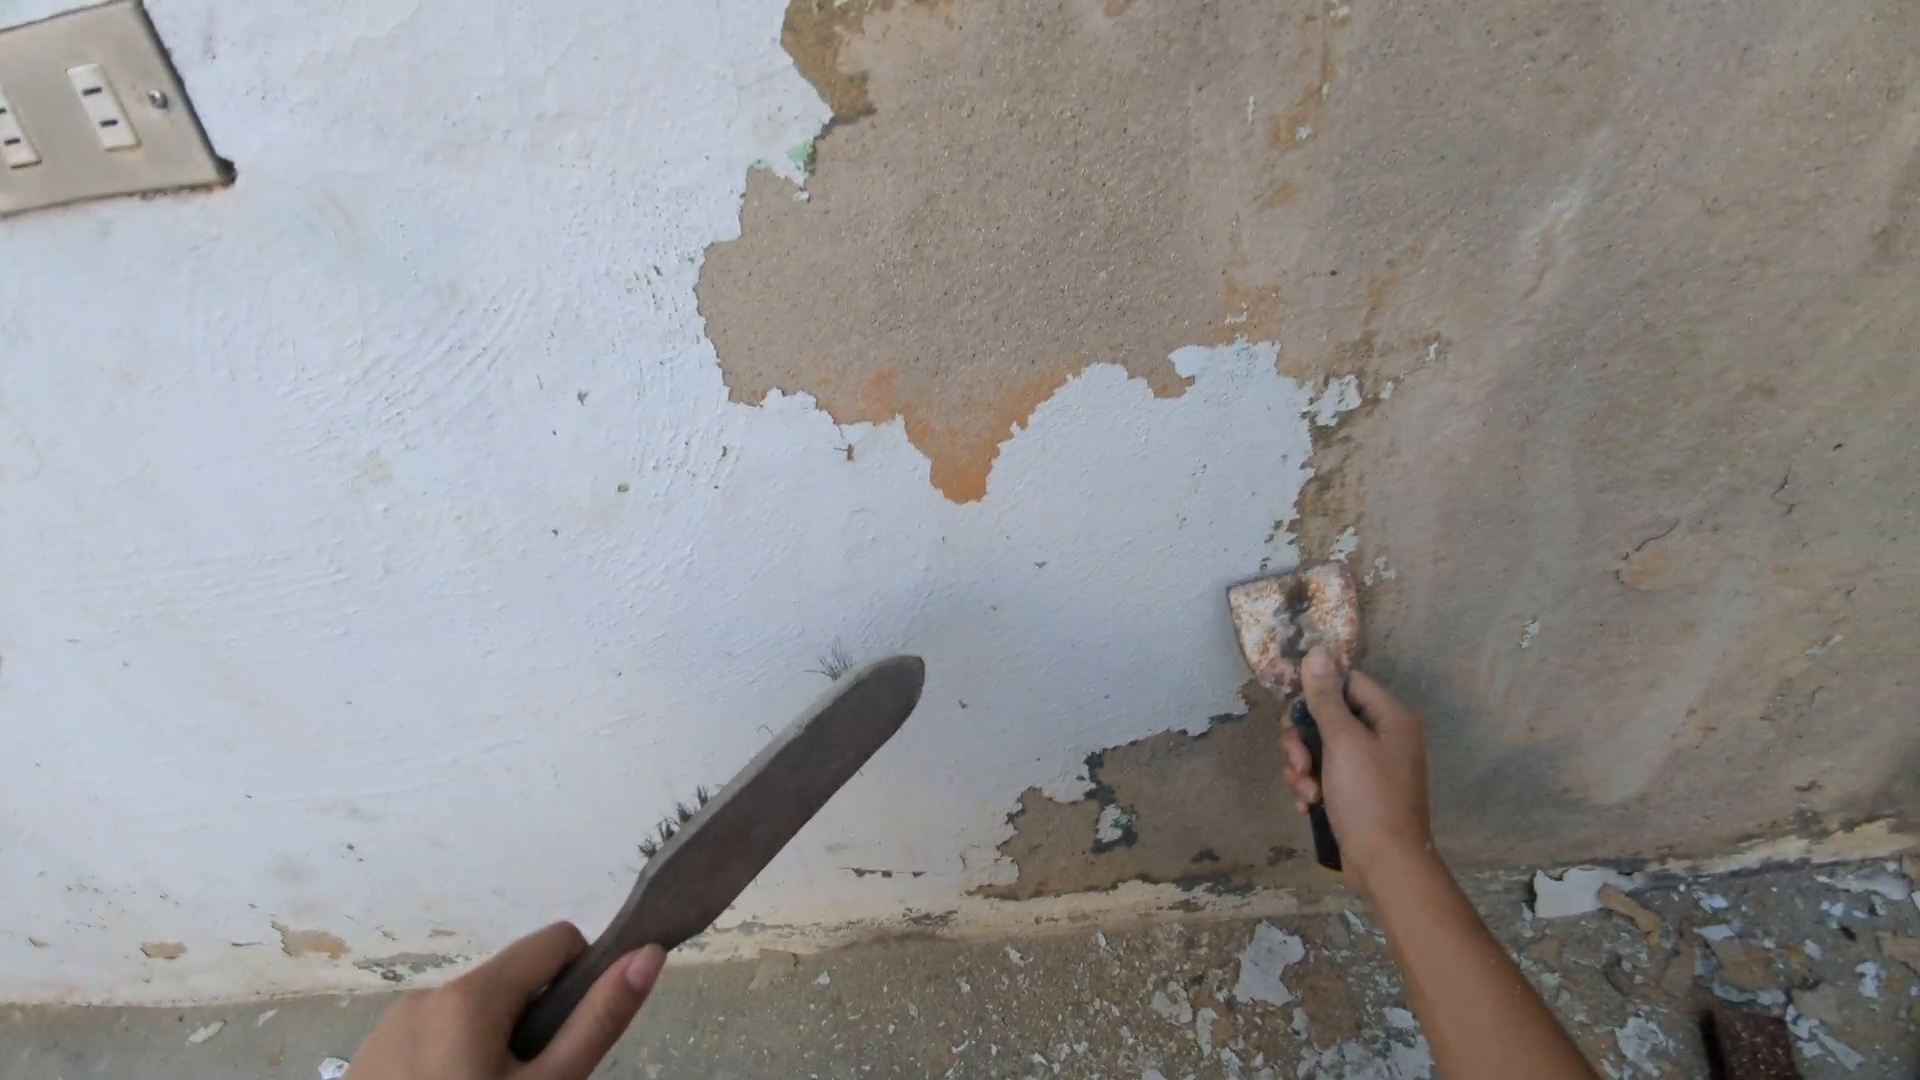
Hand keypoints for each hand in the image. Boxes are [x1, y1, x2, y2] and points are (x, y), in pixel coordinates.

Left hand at [346, 922, 665, 1079]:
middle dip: (534, 1022)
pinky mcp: (362, 1063)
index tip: (571, 1039)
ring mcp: (386, 1030)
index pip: (558, 940)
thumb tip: (650, 952)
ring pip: (476, 1011)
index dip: (581, 979)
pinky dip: (453, 1062)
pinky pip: (433, 1037)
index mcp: (471, 993)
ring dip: (494, 1044)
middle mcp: (425, 995)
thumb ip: (599, 1019)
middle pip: (515, 980)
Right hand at [1280, 648, 1432, 895]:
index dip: (1316, 692)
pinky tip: (1308, 804)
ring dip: (1302, 766)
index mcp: (1390, 717)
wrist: (1385, 864)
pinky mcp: (1357, 789)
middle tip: (1299, 762)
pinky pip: (1324, 772)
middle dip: (1302, 739)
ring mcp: (1370, 764)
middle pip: (1327, 714)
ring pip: (1319, 746)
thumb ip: (1325, 697)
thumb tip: (1317, 652)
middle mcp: (1383, 736)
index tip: (1294, 710)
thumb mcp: (1342, 741)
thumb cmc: (1368, 796)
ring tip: (1305, 791)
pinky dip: (1311, 785)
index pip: (1346, 681)